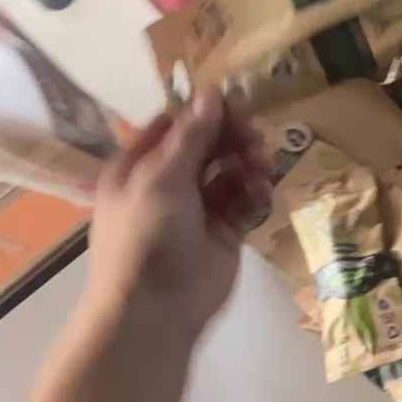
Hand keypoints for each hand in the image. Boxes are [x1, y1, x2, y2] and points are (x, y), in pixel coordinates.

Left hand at [81, 89, 268, 350]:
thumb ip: (192, 136)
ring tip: (260, 169)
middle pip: (206, 145)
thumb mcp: (162, 178)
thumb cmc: (147, 236)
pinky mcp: (223, 230)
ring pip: (228, 170)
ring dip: (247, 163)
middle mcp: (167, 182)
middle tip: (256, 138)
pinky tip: (262, 190)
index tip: (237, 106)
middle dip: (233, 137)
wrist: (156, 308)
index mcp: (139, 166)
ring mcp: (197, 208)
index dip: (205, 112)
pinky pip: (242, 199)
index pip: (175, 125)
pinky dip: (254, 190)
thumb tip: (212, 93)